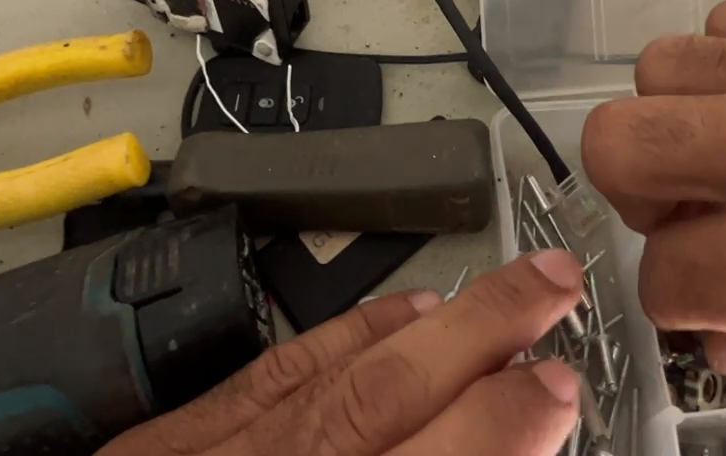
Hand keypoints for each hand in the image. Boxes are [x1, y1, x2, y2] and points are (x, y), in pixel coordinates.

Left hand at [101, 251, 584, 455]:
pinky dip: (350, 333)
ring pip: (336, 373)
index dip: (498, 429)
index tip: (556, 392)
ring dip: (433, 324)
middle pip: (383, 399)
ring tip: (504, 288)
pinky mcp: (168, 445)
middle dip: (482, 335)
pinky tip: (403, 311)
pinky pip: (274, 370)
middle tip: (553, 286)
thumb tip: (484, 454)